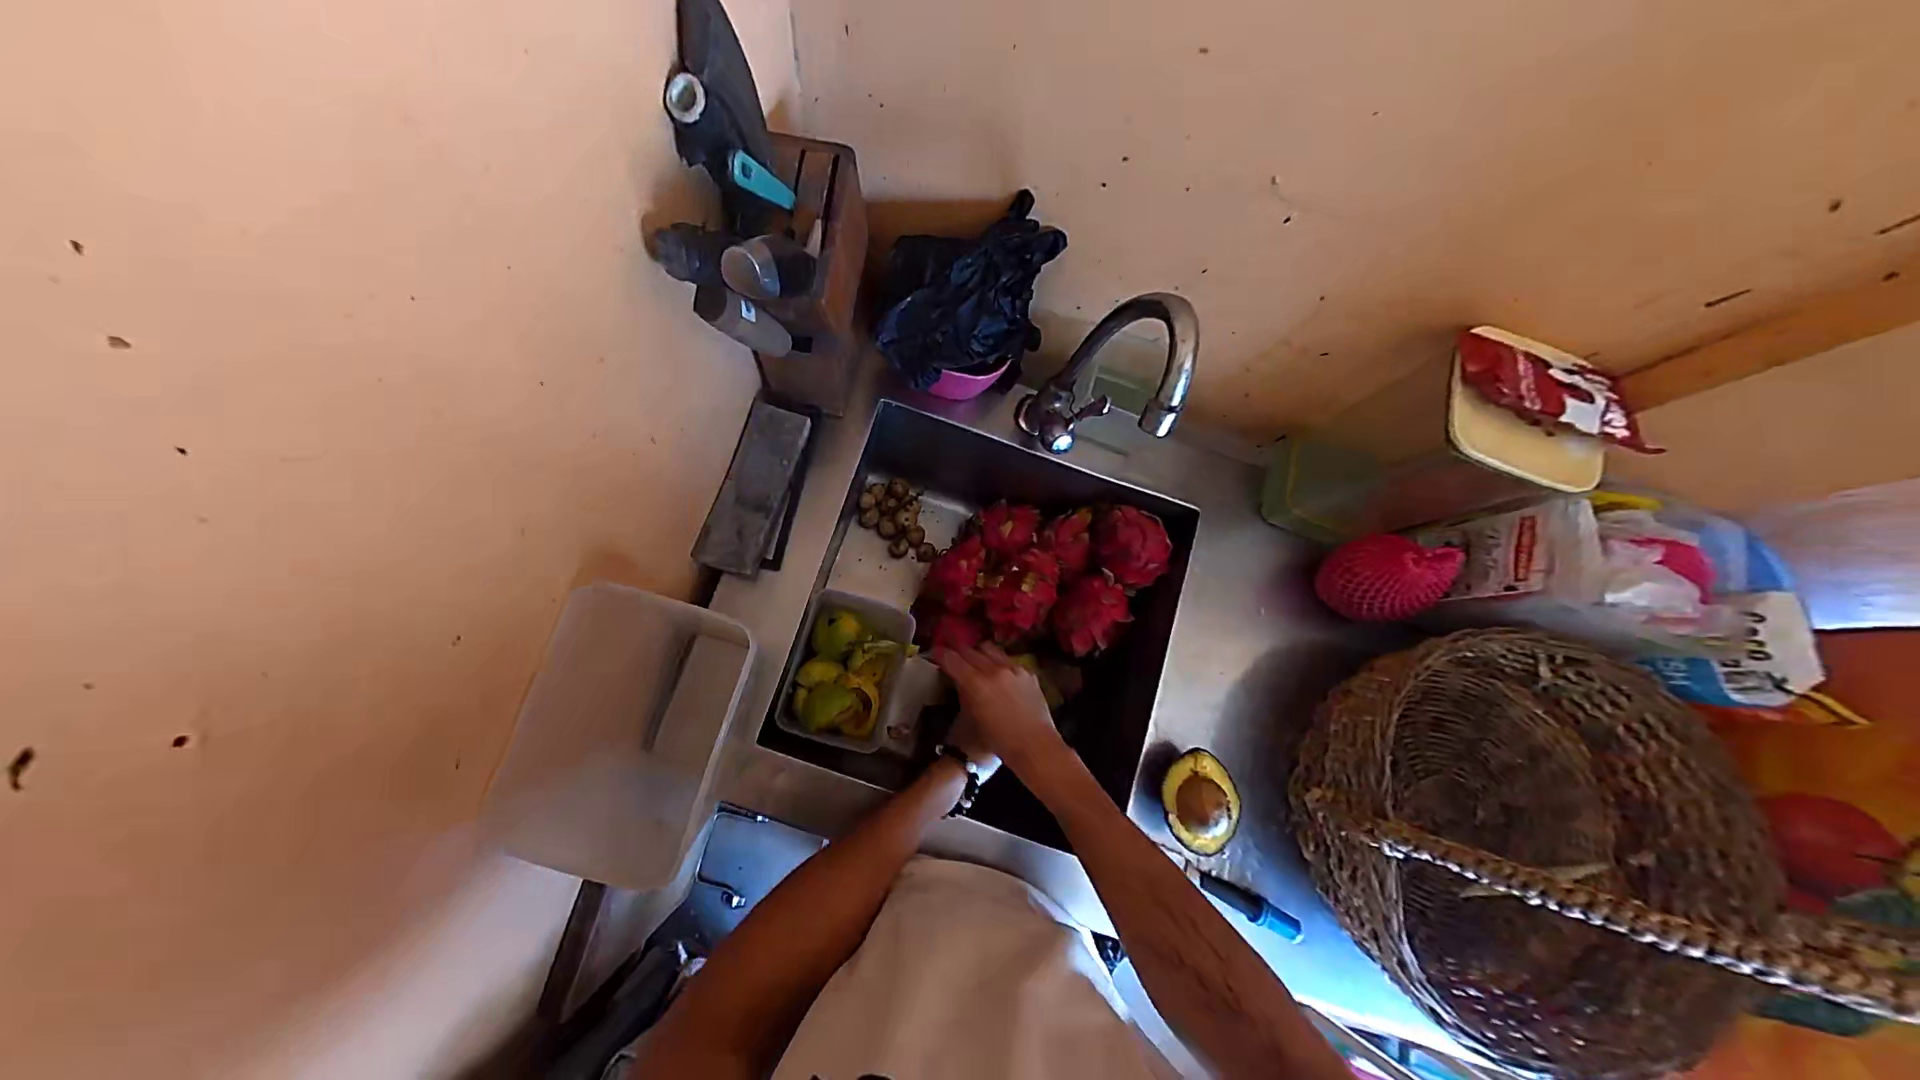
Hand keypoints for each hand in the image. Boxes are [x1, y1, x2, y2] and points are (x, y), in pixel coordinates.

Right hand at [933, 644, 1065, 774]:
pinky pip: (1008, 659)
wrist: (1034, 746)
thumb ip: (963, 694)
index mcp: (976, 683)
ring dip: (978, 651)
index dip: (940, 653)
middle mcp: (994, 669)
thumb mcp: (970, 719)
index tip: (935, 652)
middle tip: (949, 649)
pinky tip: (997, 672)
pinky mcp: (1028, 672)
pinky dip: (997, 662)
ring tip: (974, 658)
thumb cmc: (996, 741)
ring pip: (990, 649)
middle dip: (957, 649)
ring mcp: (1013, 668)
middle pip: (969, 650)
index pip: (952, 659)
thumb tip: (958, 678)